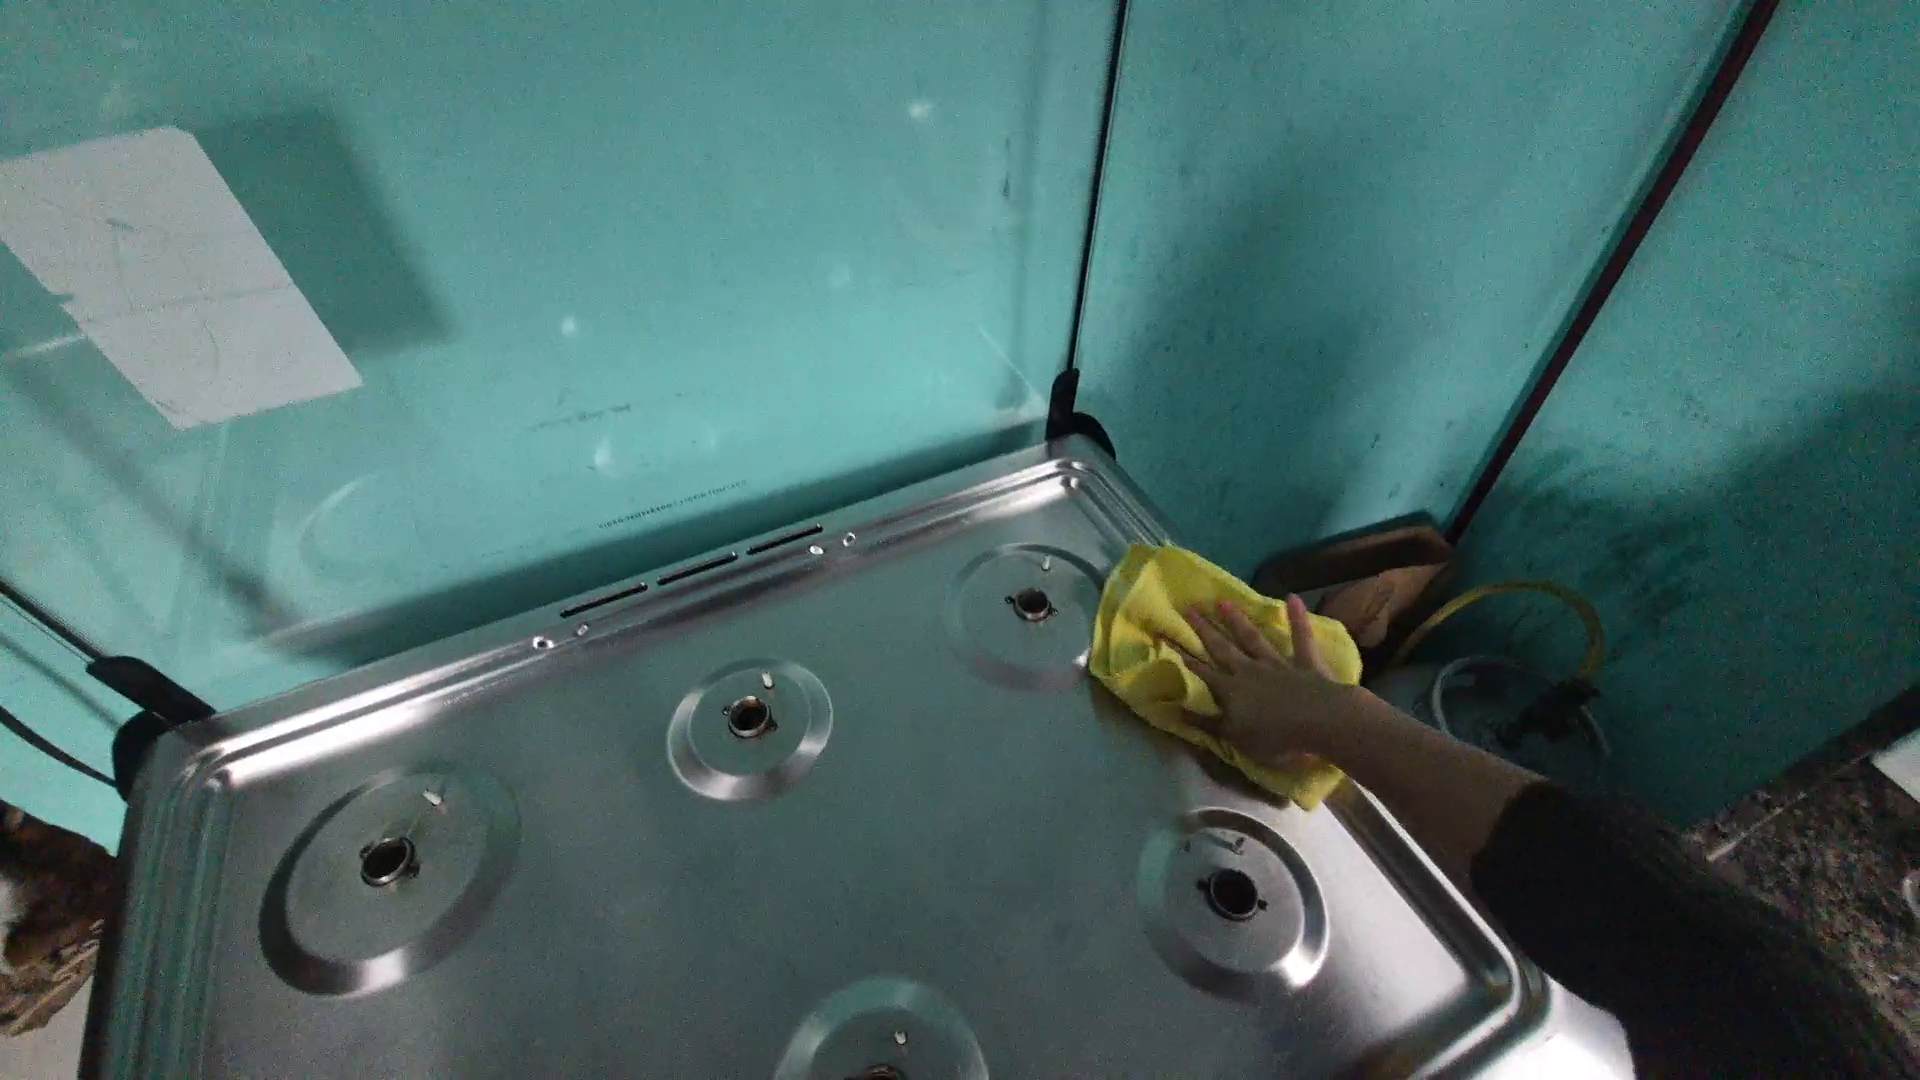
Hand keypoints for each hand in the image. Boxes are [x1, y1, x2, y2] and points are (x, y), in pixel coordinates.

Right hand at [1173, 596, 1357, 764]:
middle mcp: (1249, 671)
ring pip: (1253, 639)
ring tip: (1222, 602)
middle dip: (1204, 629)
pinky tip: (1292, 598)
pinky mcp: (1305, 663)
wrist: (1321, 722)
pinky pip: (1301, 638)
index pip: (1202, 672)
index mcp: (1231, 690)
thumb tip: (1176, 710)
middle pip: (1222, 648)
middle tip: (1189, 609)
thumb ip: (1207, 723)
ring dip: (1238, 620)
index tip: (1168, 637)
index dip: (1184, 656)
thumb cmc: (1276, 737)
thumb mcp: (1235, 738)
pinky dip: (1297, 618)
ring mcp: (1277, 664)